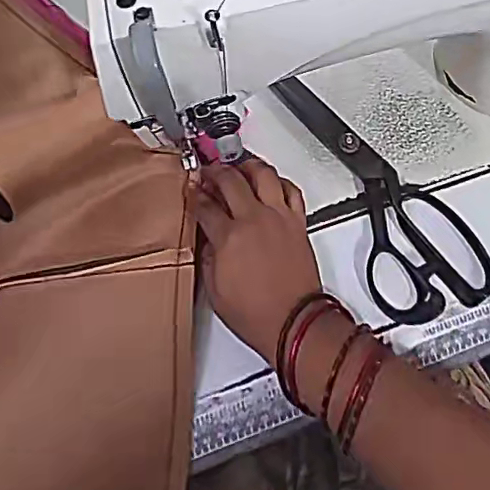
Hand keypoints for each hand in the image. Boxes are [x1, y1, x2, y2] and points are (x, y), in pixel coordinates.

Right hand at [193, 159, 321, 358]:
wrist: (293, 323)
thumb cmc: (257, 313)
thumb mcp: (215, 290)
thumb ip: (208, 256)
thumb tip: (206, 237)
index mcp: (229, 237)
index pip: (205, 204)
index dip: (194, 194)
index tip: (191, 190)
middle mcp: (255, 220)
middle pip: (230, 179)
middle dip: (214, 172)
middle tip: (209, 172)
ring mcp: (278, 218)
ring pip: (263, 174)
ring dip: (247, 166)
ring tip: (239, 168)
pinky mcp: (297, 223)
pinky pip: (291, 190)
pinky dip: (280, 182)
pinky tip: (272, 183)